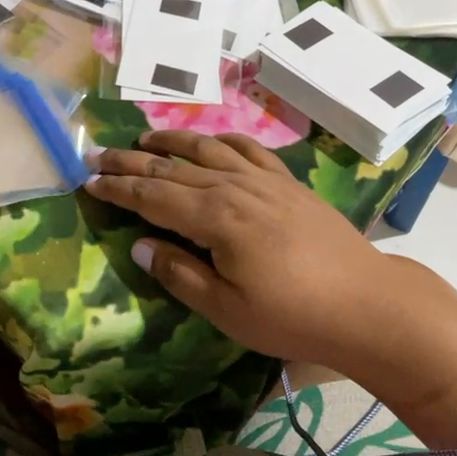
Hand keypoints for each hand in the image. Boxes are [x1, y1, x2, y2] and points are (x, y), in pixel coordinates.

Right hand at [87, 130, 442, 370]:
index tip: (89, 181)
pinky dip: (221, 141)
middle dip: (132, 162)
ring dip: (170, 143)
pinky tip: (210, 142)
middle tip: (99, 154)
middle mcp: (234, 187)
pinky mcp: (287, 182)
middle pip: (172, 168)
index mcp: (215, 219)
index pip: (153, 196)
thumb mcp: (228, 310)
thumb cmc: (293, 316)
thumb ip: (180, 274)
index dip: (118, 189)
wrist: (367, 303)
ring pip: (206, 150)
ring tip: (143, 139)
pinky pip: (247, 149)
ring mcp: (263, 180)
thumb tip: (139, 245)